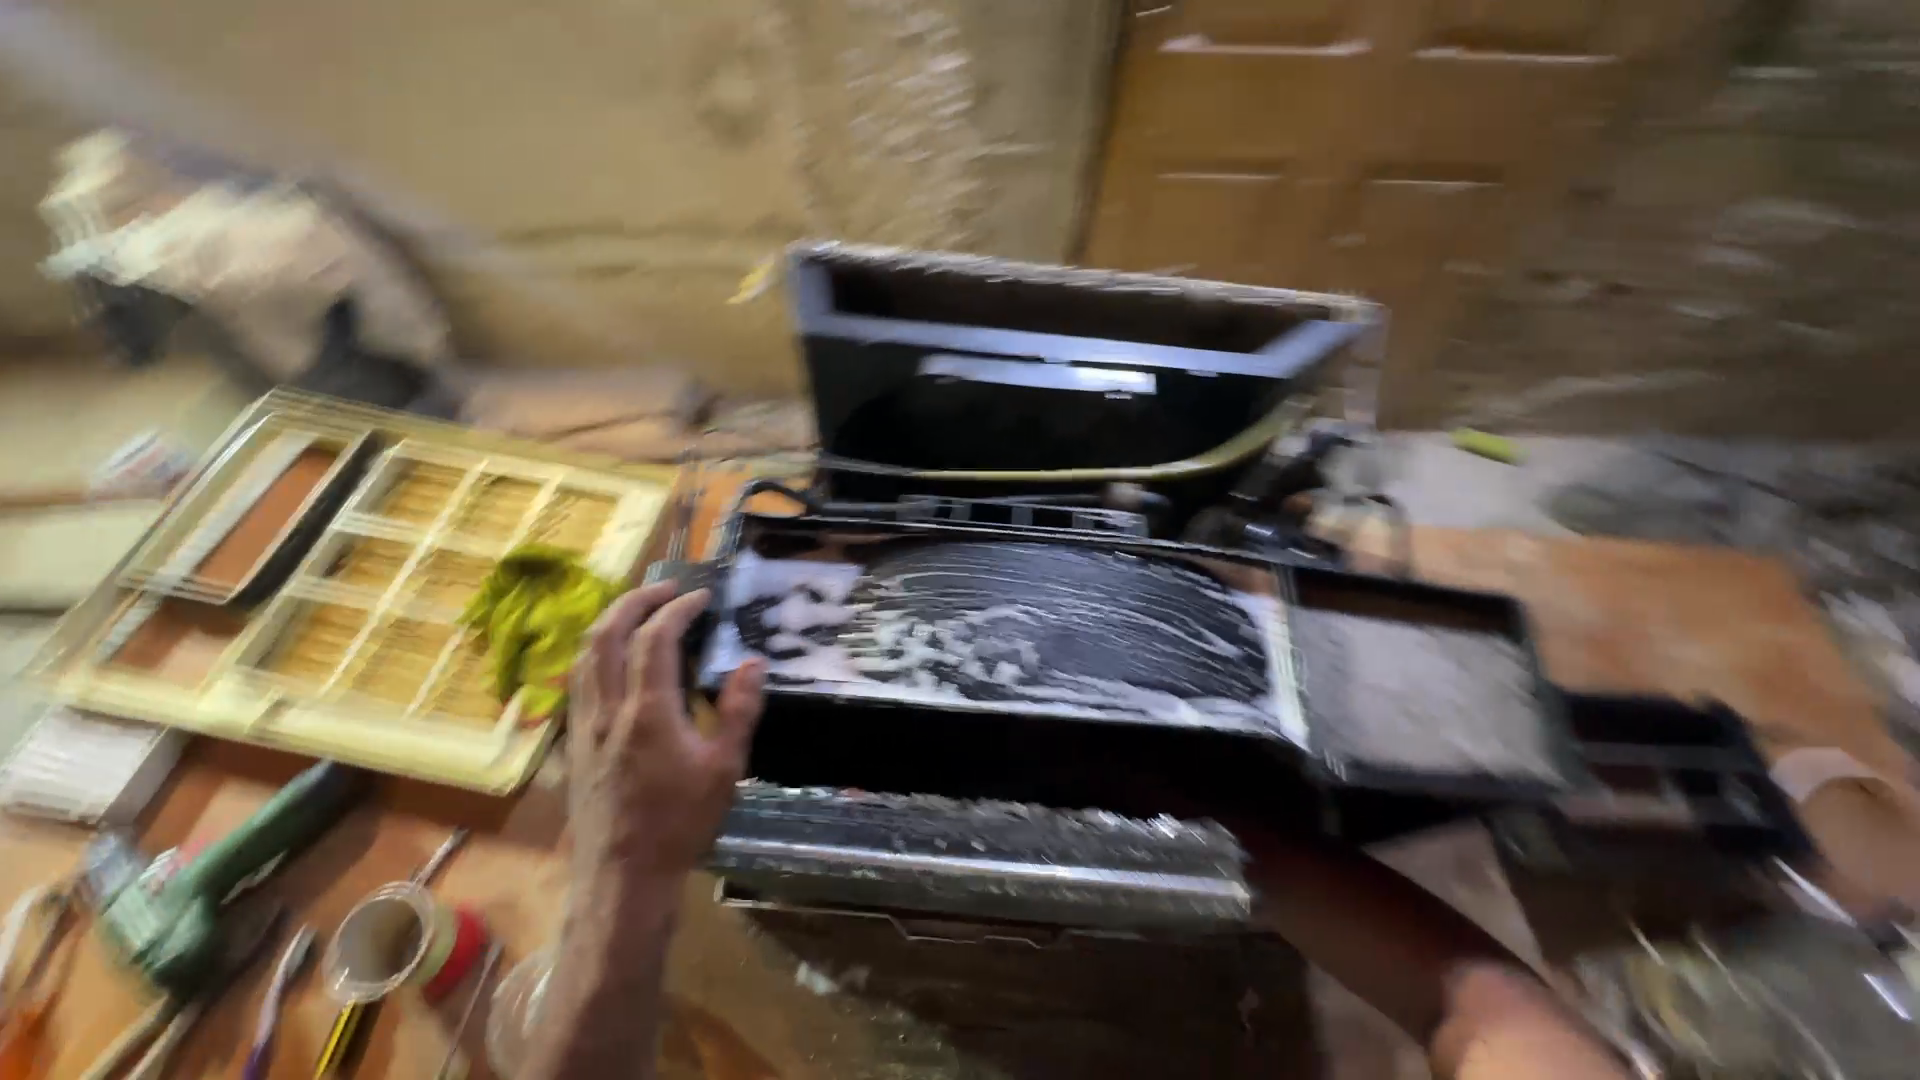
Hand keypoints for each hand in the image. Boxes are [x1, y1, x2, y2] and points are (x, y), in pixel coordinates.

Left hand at [566, 582, 766, 894]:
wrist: (622, 875)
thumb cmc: (680, 823)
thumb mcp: (725, 769)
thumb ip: (738, 711)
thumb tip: (753, 662)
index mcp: (648, 712)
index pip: (656, 639)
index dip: (678, 609)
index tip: (701, 597)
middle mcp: (608, 710)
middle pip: (607, 635)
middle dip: (635, 601)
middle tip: (665, 589)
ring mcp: (584, 727)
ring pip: (584, 656)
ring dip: (610, 623)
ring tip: (637, 612)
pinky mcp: (574, 745)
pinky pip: (577, 683)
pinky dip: (595, 655)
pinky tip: (611, 662)